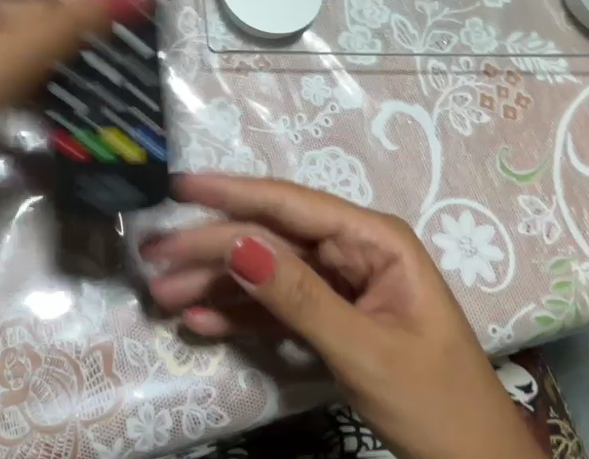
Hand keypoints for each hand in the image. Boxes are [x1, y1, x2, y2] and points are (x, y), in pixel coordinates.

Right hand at [143, 175, 541, 458]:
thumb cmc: (436, 403)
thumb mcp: (366, 350)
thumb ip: (299, 295)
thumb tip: (236, 242)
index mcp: (372, 240)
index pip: (290, 204)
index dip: (231, 193)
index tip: (178, 186)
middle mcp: (350, 250)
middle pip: (268, 238)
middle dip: (210, 248)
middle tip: (153, 259)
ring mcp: (337, 283)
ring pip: (263, 272)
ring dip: (214, 284)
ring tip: (162, 296)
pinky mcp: (327, 317)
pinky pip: (274, 307)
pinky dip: (237, 315)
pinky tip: (200, 321)